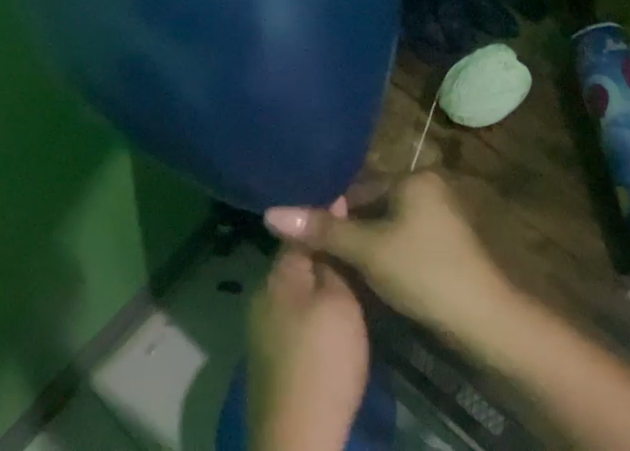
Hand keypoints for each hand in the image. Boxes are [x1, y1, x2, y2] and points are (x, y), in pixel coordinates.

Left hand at [247, 198, 368, 450]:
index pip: (301, 230)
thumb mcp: (338, 300)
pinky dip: (318, 304)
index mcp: (276, 278)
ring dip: (324, 277)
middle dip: (328, 248)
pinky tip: (342, 306)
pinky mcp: (274, 354)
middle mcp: (263, 296)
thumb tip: (330, 209)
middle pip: (299, 259)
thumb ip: (332, 257)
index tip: (360, 202)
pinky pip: (298, 311)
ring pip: (299, 287)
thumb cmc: (323, 359)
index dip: (330, 215)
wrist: (299, 436)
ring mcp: (265, 328)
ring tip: (360, 266)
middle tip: (366, 236)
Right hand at [265, 172, 513, 337]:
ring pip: (384, 227)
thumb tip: (271, 212)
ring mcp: (438, 217)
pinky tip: (364, 279)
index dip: (328, 213)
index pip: (357, 188)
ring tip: (332, 270)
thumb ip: (322, 230)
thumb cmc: (423, 272)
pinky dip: (381, 257)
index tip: (300, 238)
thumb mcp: (368, 250)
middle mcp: (428, 188)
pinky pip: (399, 242)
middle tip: (313, 259)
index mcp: (415, 177)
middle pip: (370, 207)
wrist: (481, 316)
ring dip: (361, 248)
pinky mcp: (441, 244)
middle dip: (345, 232)